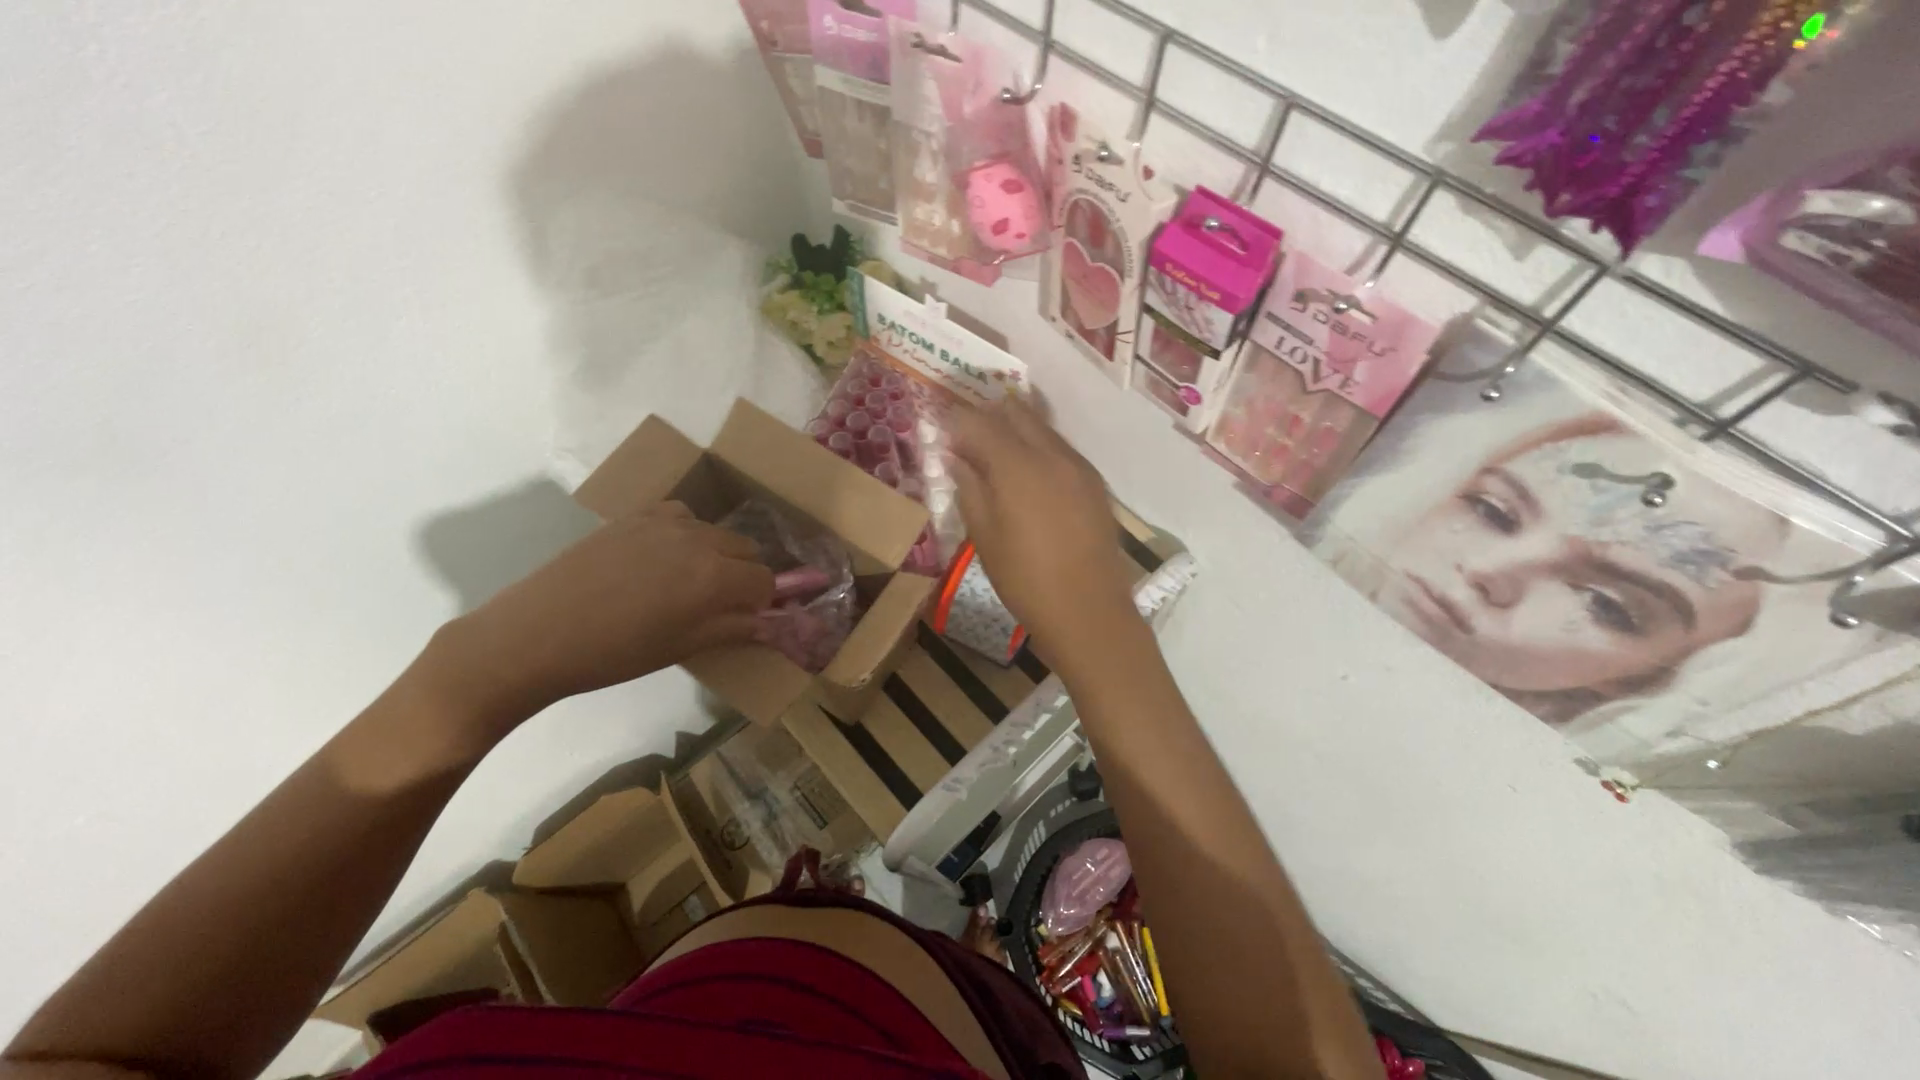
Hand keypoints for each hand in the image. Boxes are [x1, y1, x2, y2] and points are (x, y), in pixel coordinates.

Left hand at [422, 502, 772, 731]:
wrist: (537, 633)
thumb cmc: (615, 653)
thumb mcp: (682, 647)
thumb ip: (732, 628)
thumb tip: (767, 623)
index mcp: (716, 576)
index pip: (765, 580)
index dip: (762, 602)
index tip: (746, 619)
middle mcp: (699, 539)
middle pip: (746, 549)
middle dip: (743, 575)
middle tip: (718, 604)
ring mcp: (665, 522)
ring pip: (714, 531)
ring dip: (715, 554)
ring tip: (686, 583)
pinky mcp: (634, 515)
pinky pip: (680, 516)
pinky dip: (684, 534)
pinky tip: (661, 558)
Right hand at [951, 396, 1139, 661]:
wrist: (1089, 611)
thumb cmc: (1026, 580)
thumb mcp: (985, 536)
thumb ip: (969, 488)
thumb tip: (955, 457)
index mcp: (1018, 465)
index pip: (979, 422)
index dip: (956, 421)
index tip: (940, 430)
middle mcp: (1052, 453)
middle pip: (1016, 412)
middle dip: (987, 416)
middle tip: (966, 438)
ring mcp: (1079, 466)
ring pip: (1042, 427)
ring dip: (1015, 429)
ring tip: (993, 455)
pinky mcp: (1095, 483)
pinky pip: (1060, 448)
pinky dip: (1038, 447)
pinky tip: (1027, 475)